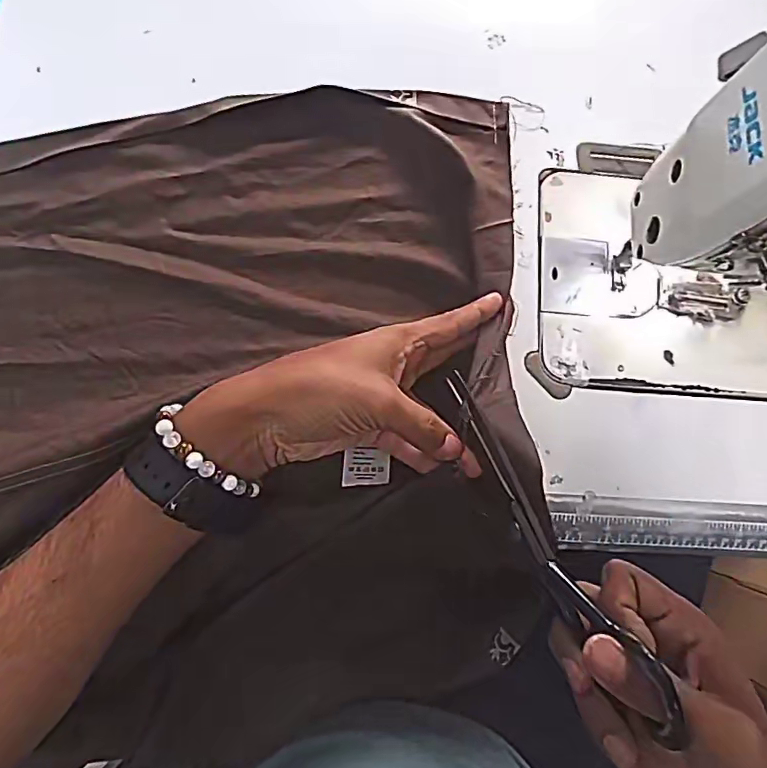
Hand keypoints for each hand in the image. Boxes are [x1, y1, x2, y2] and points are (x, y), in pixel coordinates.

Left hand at [172, 293, 504, 479]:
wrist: (268, 420)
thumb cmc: (314, 386)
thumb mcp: (380, 400)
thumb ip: (421, 424)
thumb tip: (451, 445)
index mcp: (398, 342)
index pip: (447, 325)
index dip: (473, 315)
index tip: (497, 304)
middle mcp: (392, 366)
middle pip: (441, 369)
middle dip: (469, 379)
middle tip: (498, 381)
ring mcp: (380, 397)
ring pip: (424, 413)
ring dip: (445, 434)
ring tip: (470, 454)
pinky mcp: (367, 425)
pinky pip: (404, 437)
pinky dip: (419, 450)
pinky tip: (436, 463)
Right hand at [549, 560, 766, 767]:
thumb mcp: (710, 726)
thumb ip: (648, 685)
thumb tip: (596, 647)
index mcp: (684, 628)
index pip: (625, 583)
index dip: (611, 610)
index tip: (616, 653)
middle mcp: (654, 642)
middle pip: (589, 613)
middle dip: (584, 657)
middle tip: (594, 688)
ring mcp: (634, 674)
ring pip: (580, 658)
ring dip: (595, 705)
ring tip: (627, 741)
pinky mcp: (621, 706)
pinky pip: (586, 700)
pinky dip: (600, 731)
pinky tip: (634, 757)